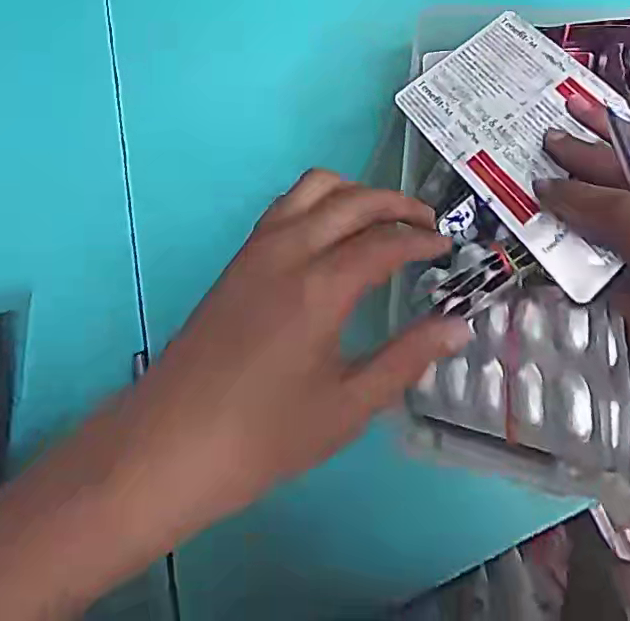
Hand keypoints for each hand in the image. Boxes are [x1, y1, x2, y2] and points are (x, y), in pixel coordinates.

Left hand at [110, 169, 471, 534]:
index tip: (448, 248)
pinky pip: (287, 204)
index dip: (422, 240)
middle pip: (353, 199)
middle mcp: (290, 250)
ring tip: (382, 220)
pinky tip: (332, 233)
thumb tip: (458, 325)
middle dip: (397, 204)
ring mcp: (258, 248)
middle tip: (427, 225)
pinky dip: (320, 200)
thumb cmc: (265, 435)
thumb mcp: (348, 406)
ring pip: (314, 187)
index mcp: (321, 286)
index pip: (385, 242)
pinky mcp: (239, 256)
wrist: (171, 442)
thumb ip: (407, 358)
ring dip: (355, 192)